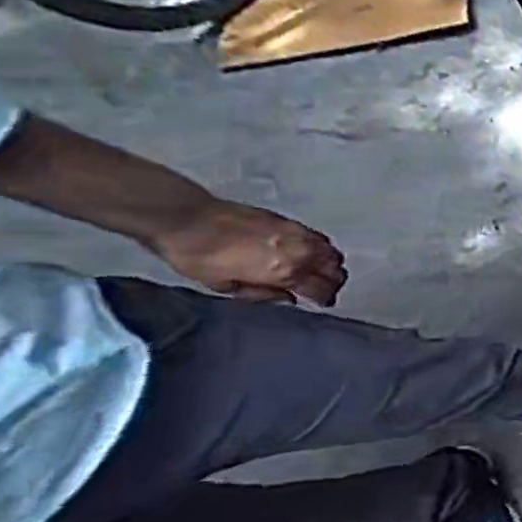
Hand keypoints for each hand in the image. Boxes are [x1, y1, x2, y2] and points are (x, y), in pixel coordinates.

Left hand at [147, 200, 345, 304]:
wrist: (187, 219)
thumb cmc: (197, 255)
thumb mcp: (225, 286)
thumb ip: (261, 294)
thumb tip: (286, 298)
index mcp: (284, 273)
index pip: (322, 289)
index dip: (325, 299)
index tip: (323, 303)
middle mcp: (298, 252)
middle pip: (334, 270)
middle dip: (333, 282)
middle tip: (325, 288)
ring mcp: (296, 234)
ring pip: (331, 252)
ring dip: (330, 264)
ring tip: (321, 270)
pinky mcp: (289, 221)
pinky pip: (318, 237)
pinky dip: (321, 247)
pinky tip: (310, 251)